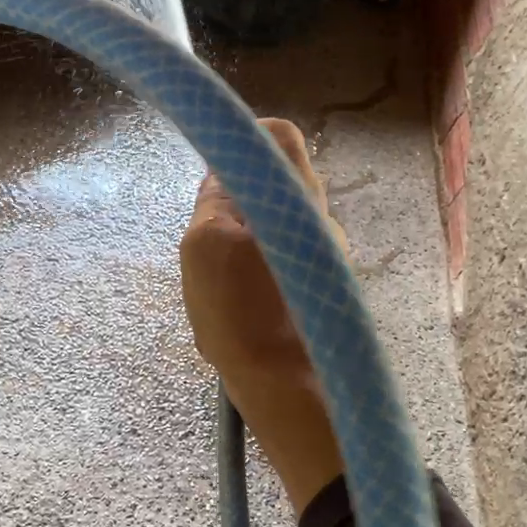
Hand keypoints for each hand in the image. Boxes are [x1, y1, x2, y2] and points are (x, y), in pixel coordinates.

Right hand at [179, 118, 346, 509]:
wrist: (285, 389)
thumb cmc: (241, 315)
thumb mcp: (205, 247)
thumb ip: (214, 202)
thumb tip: (222, 175)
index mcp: (299, 198)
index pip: (278, 137)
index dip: (241, 142)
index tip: (213, 174)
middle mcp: (320, 221)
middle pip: (271, 185)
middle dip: (232, 207)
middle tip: (206, 245)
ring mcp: (321, 259)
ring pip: (269, 227)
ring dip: (237, 247)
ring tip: (217, 289)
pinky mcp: (314, 292)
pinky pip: (273, 263)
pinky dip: (249, 275)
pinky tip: (234, 311)